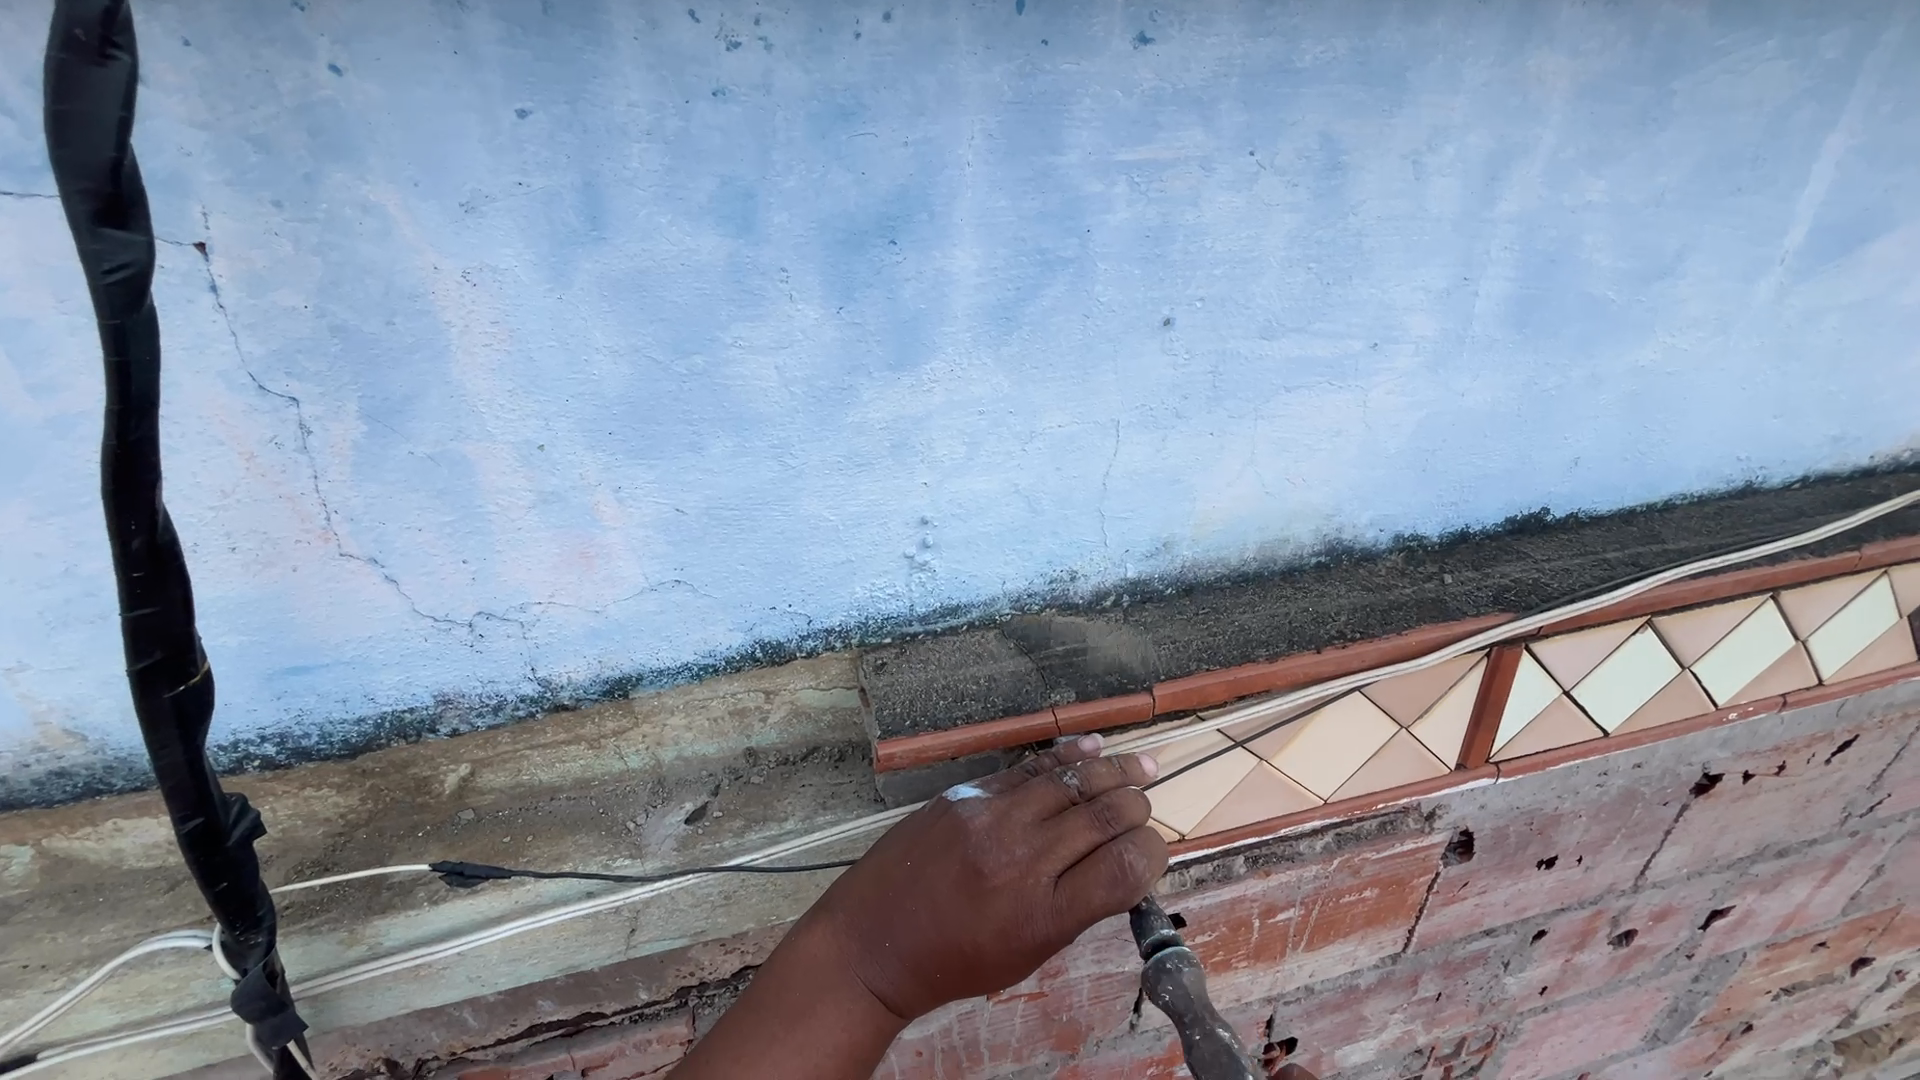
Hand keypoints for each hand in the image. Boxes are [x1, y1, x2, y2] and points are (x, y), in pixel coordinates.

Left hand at [805, 733, 1166, 1020]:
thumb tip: (1122, 863)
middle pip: (1104, 815)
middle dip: (1138, 807)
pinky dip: (1067, 756)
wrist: (874, 939)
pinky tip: (1094, 748)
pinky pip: (1028, 767)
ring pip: (1071, 780)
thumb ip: (1077, 907)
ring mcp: (991, 818)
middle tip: (1146, 806)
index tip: (1155, 851)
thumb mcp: (1027, 953)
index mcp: (1043, 915)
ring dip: (1114, 771)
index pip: (1124, 868)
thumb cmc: (954, 960)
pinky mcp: (967, 793)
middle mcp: (1022, 859)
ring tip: (1144, 765)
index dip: (1153, 854)